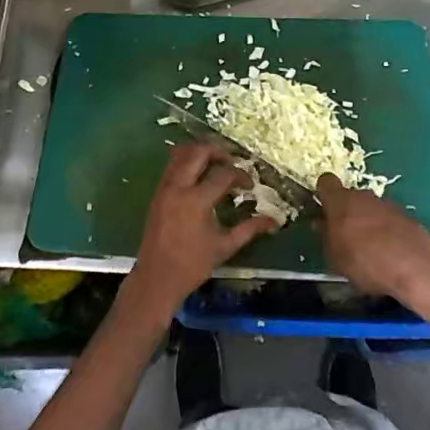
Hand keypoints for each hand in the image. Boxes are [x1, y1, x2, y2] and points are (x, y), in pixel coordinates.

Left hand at [127, 143, 278, 314]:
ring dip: (200, 153)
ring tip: (217, 164)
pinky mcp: (157, 193)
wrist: (156, 278)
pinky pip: (172, 165)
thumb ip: (249, 229)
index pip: (223, 174)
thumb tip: (273, 221)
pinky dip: (187, 162)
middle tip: (233, 163)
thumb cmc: (192, 265)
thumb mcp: (224, 247)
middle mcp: (178, 187)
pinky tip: (200, 176)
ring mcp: (165, 188)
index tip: (249, 186)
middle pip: (198, 151)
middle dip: (219, 151)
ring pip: (181, 153)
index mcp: (196, 200)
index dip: (241, 176)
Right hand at [316, 173, 429, 306]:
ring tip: (369, 250)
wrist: (417, 268)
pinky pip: (389, 220)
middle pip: (350, 197)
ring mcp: (389, 205)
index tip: (322, 209)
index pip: (326, 182)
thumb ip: (326, 236)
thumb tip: (321, 224)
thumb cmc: (366, 262)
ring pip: (371, 208)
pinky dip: (387, 232)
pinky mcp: (408, 218)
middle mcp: (364, 196)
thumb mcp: (334, 256)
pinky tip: (389, 254)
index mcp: (341, 201)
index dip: (323, 193)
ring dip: (367, 222)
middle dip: (346, 213)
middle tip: (344, 236)